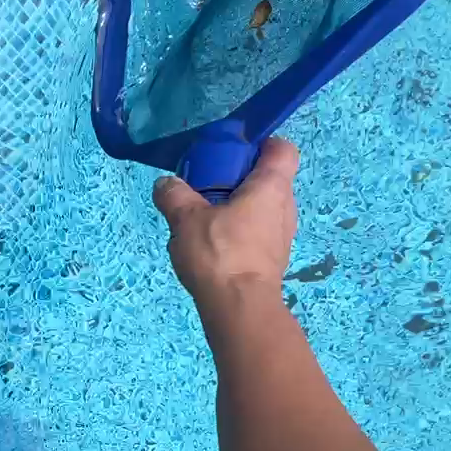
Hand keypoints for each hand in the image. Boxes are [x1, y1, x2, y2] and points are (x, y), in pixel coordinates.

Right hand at [153, 138, 301, 320]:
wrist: (238, 305)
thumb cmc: (218, 253)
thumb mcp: (186, 220)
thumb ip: (174, 197)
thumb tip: (165, 183)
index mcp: (271, 185)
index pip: (281, 149)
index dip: (261, 145)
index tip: (233, 154)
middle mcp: (285, 206)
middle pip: (268, 180)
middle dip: (239, 181)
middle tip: (207, 191)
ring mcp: (282, 235)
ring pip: (261, 210)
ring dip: (238, 211)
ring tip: (205, 224)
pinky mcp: (272, 260)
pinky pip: (256, 235)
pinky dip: (239, 235)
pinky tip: (213, 249)